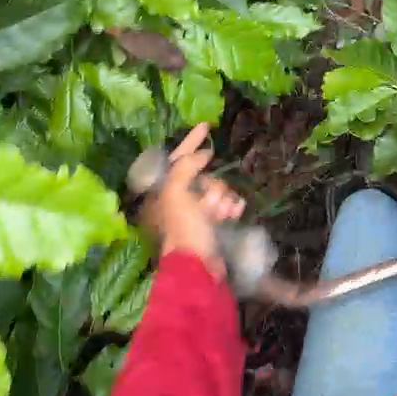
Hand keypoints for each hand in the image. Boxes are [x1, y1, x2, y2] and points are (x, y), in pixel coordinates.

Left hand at [141, 125, 246, 278]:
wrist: (200, 270)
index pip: (176, 158)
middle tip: (216, 201)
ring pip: (215, 190)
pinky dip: (231, 207)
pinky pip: (224, 204)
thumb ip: (185, 167)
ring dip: (224, 198)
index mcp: (162, 193)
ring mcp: (193, 215)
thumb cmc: (184, 230)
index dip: (190, 141)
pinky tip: (234, 213)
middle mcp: (176, 201)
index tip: (206, 125)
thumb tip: (203, 154)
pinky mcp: (209, 226)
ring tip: (226, 212)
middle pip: (202, 176)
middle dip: (213, 185)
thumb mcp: (177, 193)